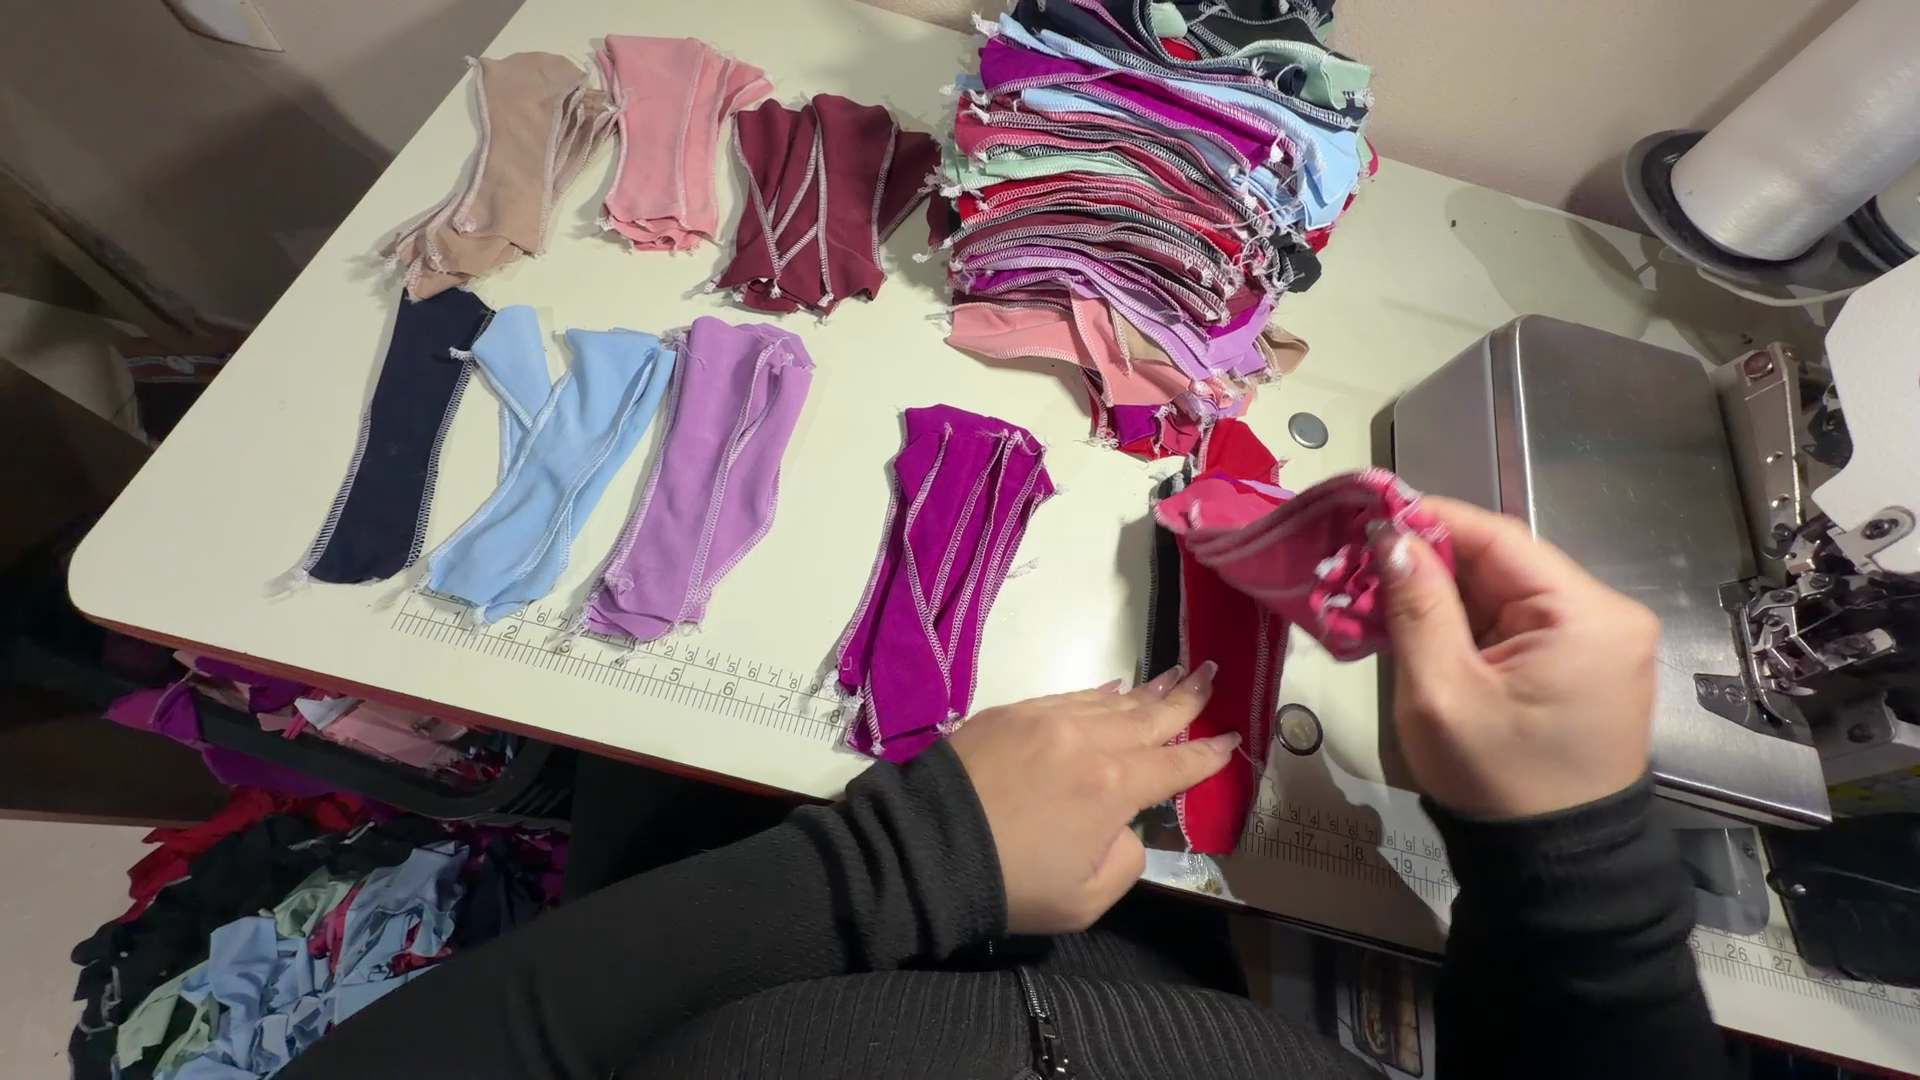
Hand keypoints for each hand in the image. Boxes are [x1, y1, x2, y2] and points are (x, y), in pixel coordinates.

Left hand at [949, 665, 1237, 934]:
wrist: (927, 844)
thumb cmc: (1011, 882)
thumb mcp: (1087, 898)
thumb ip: (1126, 856)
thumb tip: (1124, 821)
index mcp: (1113, 787)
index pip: (1175, 765)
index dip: (1208, 755)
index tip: (1232, 737)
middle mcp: (1088, 740)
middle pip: (1149, 716)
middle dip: (1186, 698)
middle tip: (1211, 674)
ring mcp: (1048, 718)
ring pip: (1110, 701)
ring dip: (1146, 691)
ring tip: (1174, 676)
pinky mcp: (1015, 710)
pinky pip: (1069, 697)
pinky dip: (1097, 695)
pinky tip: (1112, 690)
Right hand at [1375, 497, 1659, 819]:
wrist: (1546, 855)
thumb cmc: (1493, 774)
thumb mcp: (1440, 690)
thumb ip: (1417, 605)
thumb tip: (1390, 536)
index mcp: (1586, 617)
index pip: (1499, 538)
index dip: (1429, 519)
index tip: (1367, 514)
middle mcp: (1602, 615)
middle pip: (1498, 560)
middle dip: (1424, 558)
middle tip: (1356, 561)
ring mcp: (1590, 637)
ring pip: (1495, 586)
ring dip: (1432, 587)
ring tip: (1370, 591)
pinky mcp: (1571, 657)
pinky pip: (1503, 615)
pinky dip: (1452, 614)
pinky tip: (1406, 619)